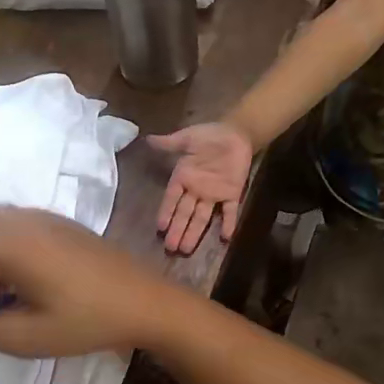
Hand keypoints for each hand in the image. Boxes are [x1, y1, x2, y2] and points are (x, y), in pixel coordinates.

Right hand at [0, 206, 182, 357]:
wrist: (142, 299)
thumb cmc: (86, 320)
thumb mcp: (26, 339)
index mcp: (10, 244)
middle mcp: (19, 219)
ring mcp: (38, 214)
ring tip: (15, 282)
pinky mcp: (54, 218)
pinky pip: (6, 217)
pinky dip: (2, 239)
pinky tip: (32, 269)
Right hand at [150, 122, 252, 254]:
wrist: (235, 133)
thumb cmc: (209, 136)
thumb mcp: (187, 138)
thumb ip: (169, 143)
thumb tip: (148, 140)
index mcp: (183, 177)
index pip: (172, 199)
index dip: (166, 212)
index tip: (160, 227)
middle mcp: (196, 190)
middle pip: (185, 213)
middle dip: (178, 229)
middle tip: (170, 248)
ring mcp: (214, 194)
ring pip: (202, 217)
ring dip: (195, 232)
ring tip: (185, 249)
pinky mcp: (232, 194)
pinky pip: (229, 211)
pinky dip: (228, 223)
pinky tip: (224, 237)